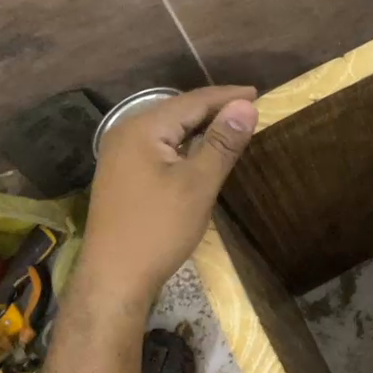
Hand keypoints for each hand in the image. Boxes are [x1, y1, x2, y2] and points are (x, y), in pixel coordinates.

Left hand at [80, 86, 258, 309]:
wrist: (114, 278)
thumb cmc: (158, 230)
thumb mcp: (197, 185)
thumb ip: (222, 143)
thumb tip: (246, 105)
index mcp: (141, 129)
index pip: (191, 101)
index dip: (226, 97)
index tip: (258, 94)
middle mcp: (125, 134)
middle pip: (177, 112)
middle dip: (213, 109)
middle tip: (249, 110)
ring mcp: (119, 156)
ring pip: (167, 131)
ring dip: (199, 128)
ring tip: (232, 128)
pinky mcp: (122, 177)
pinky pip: (158, 149)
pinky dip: (183, 146)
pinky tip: (200, 154)